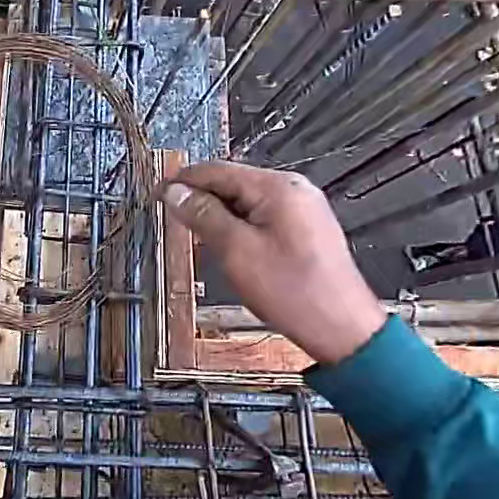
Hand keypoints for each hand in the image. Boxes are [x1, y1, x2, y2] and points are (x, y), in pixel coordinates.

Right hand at [162, 162, 386, 364]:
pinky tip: (224, 244)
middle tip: (171, 218)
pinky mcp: (303, 227)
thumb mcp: (235, 250)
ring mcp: (301, 207)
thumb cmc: (292, 291)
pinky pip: (259, 214)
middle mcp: (293, 190)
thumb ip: (202, 215)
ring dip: (216, 213)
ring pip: (243, 199)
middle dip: (199, 198)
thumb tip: (175, 192)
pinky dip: (236, 224)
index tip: (157, 194)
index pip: (216, 170)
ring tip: (195, 235)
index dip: (182, 181)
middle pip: (230, 182)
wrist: (341, 328)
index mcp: (277, 188)